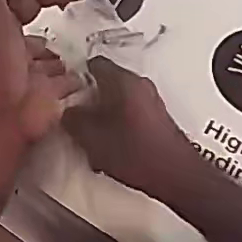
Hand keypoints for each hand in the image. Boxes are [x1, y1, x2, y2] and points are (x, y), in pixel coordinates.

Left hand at [0, 0, 91, 147]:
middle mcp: (10, 50)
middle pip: (35, 27)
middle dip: (55, 16)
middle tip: (83, 6)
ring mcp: (29, 75)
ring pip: (49, 58)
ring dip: (63, 50)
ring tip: (83, 42)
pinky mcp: (47, 99)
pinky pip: (66, 87)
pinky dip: (77, 80)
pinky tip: (89, 76)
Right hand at [65, 58, 200, 198]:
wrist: (175, 176)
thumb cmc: (137, 153)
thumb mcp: (90, 136)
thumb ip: (72, 118)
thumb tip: (67, 113)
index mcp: (124, 81)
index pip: (94, 64)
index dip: (76, 75)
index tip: (66, 89)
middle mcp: (141, 86)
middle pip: (106, 83)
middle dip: (88, 99)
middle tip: (75, 114)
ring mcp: (152, 103)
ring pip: (117, 100)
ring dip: (102, 114)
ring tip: (91, 136)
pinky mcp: (158, 120)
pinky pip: (130, 114)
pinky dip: (117, 125)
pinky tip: (110, 147)